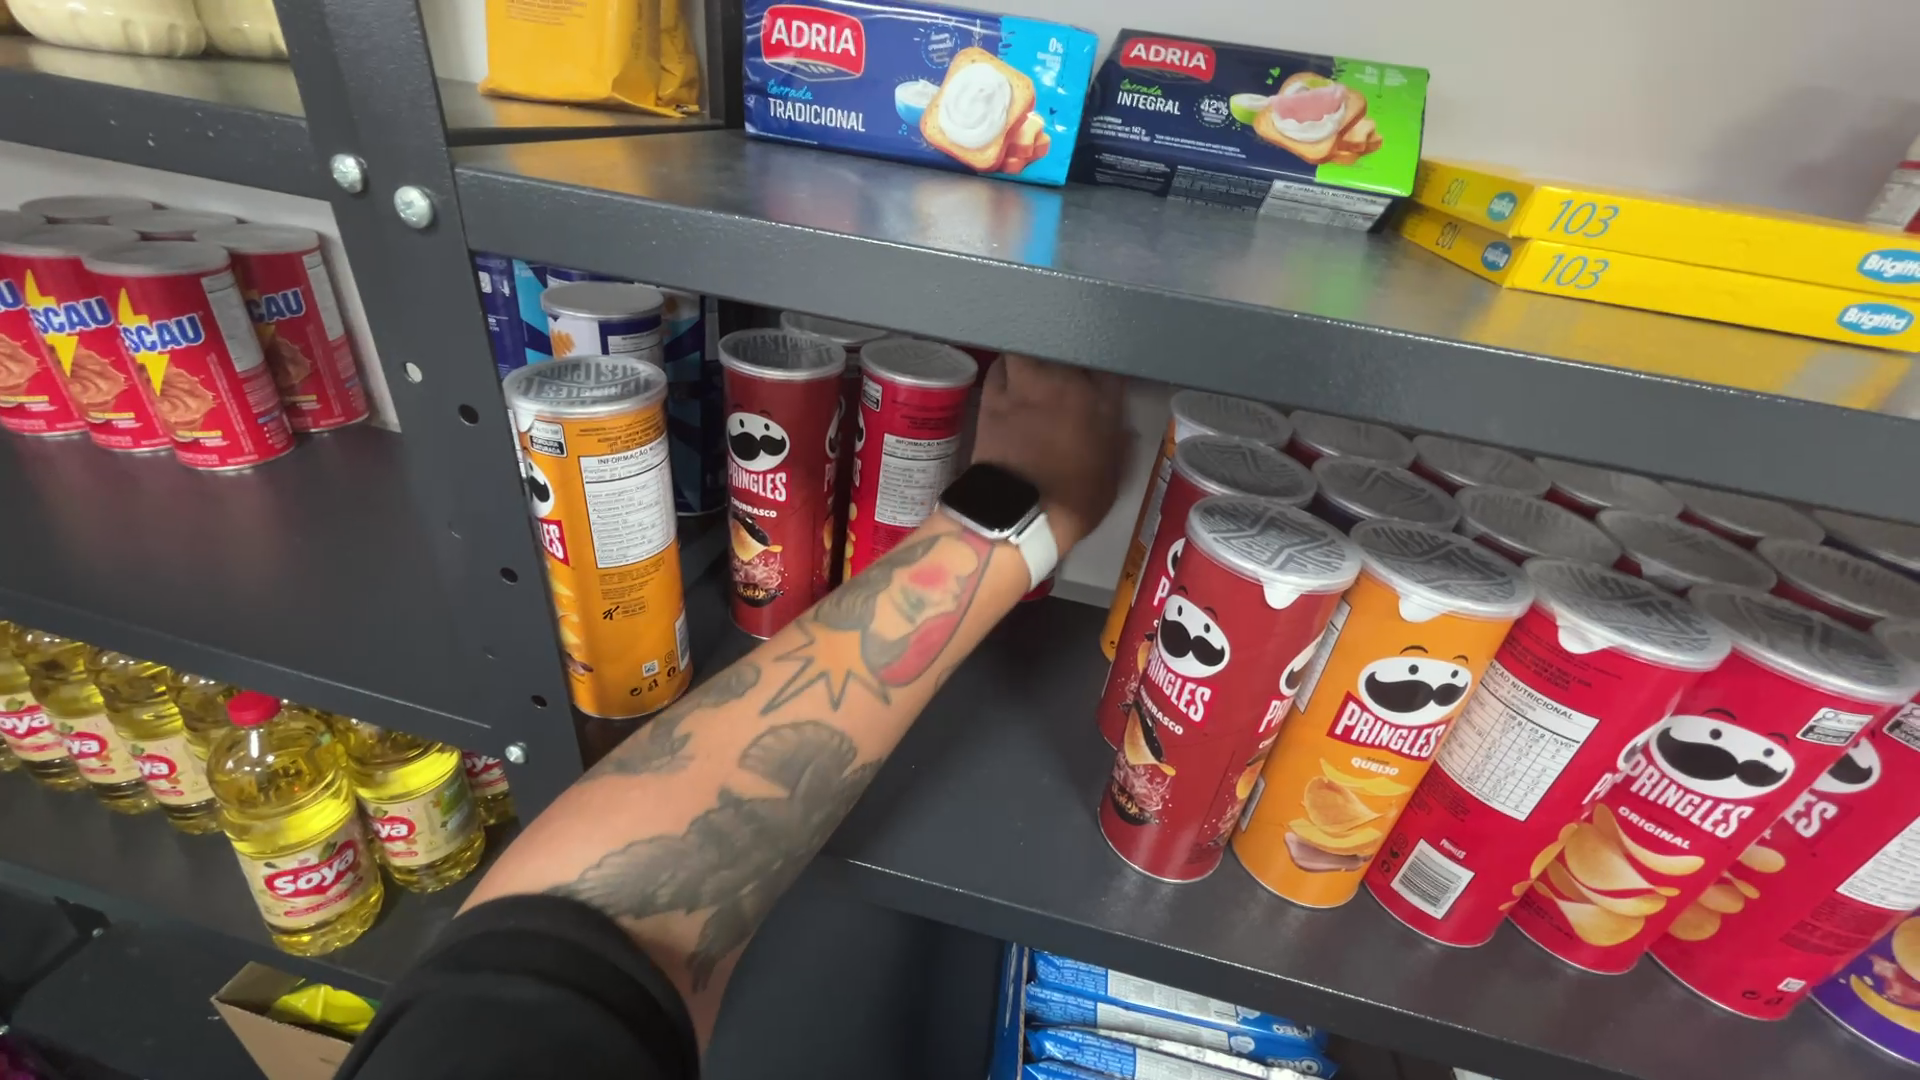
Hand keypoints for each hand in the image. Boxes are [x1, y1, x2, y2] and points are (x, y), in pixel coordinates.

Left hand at [970, 354, 1125, 554]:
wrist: (1022, 514)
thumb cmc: (1075, 501)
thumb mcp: (1113, 475)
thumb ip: (1118, 443)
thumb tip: (1121, 428)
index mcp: (1101, 402)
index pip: (1107, 365)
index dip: (1102, 366)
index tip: (1099, 373)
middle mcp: (1064, 384)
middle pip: (1065, 343)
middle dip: (1064, 348)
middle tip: (1062, 362)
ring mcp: (1025, 387)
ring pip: (1028, 347)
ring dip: (1031, 353)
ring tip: (1033, 365)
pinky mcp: (992, 399)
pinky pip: (999, 369)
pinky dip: (1005, 370)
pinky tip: (1008, 378)